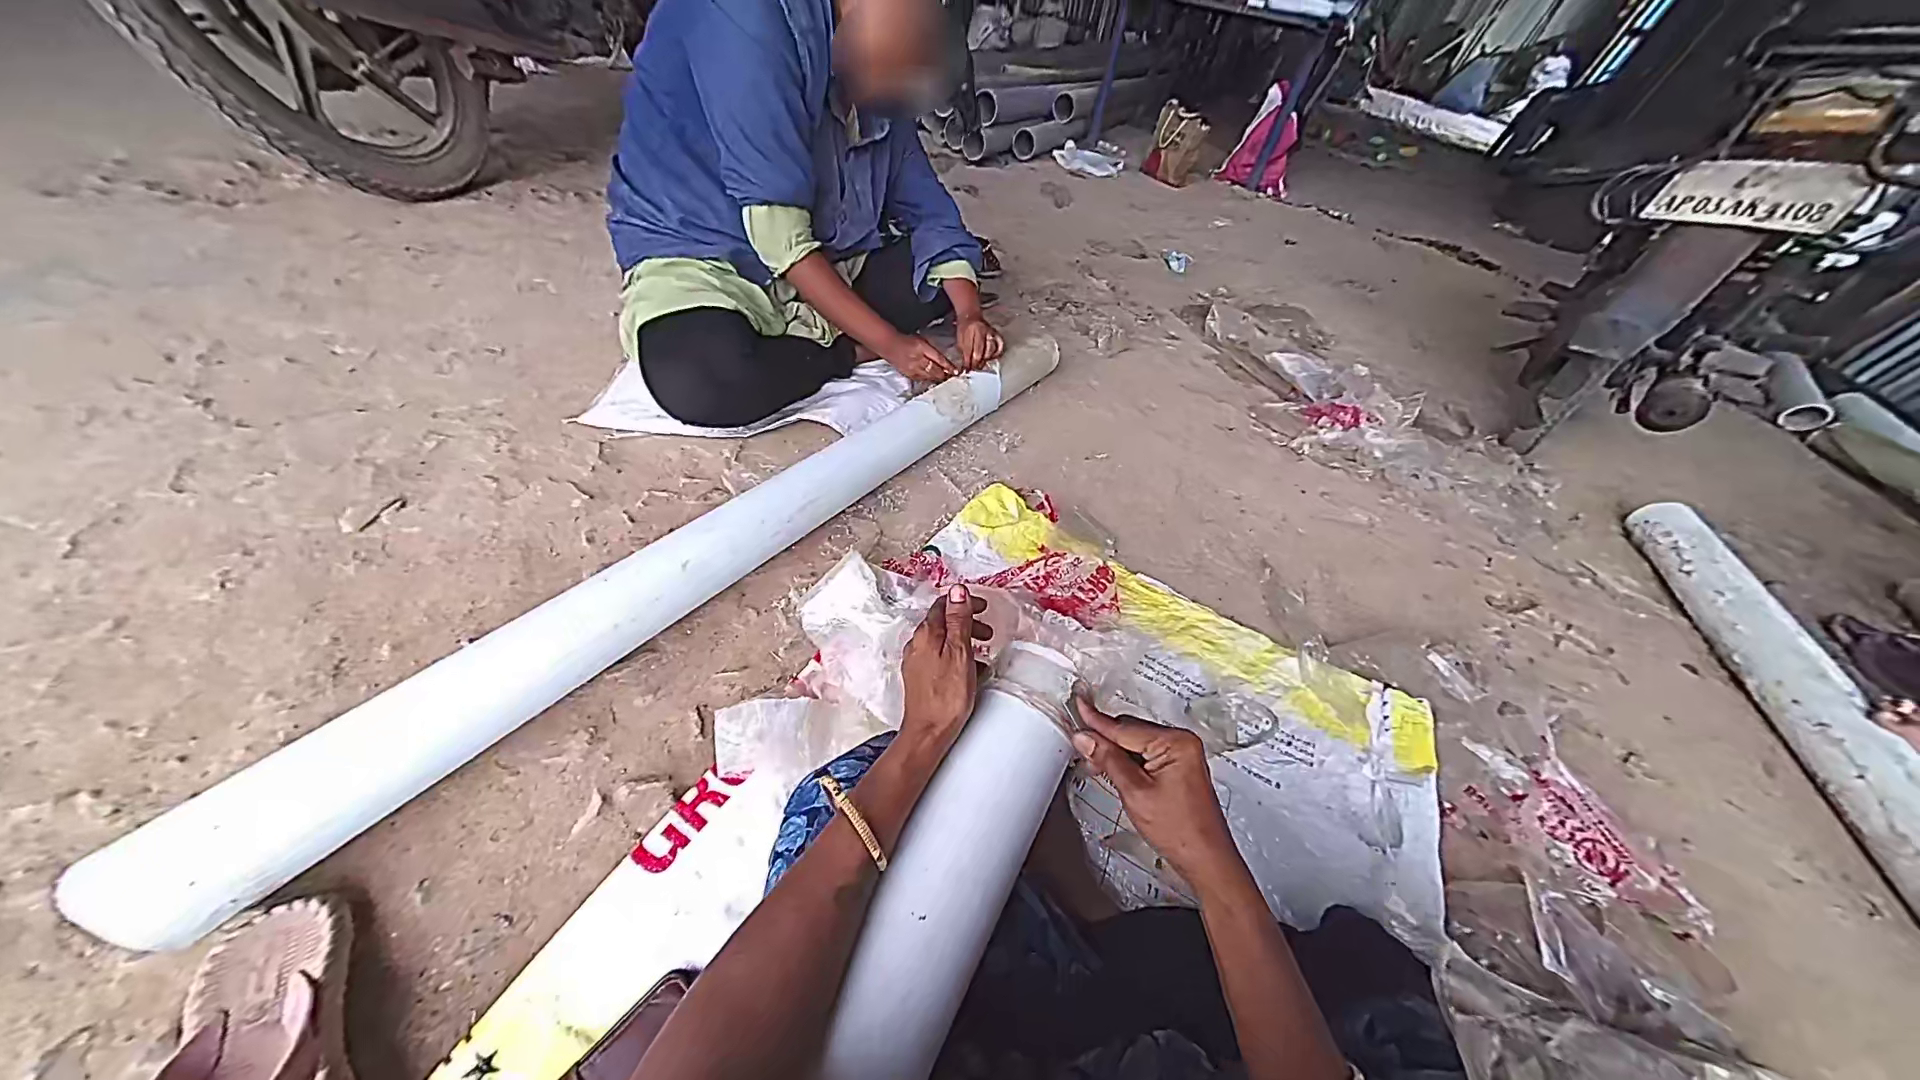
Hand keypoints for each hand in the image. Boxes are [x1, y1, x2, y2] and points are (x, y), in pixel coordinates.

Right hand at [880, 333, 957, 381]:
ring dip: (937, 379)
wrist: (889, 345)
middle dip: (944, 375)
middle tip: (953, 378)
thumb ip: (934, 353)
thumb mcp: (923, 343)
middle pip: (935, 372)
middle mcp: (918, 362)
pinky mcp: (909, 375)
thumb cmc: (907, 341)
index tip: (956, 372)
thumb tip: (945, 364)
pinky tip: (932, 380)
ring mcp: (913, 370)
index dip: (948, 367)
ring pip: (929, 377)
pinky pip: (922, 380)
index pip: (939, 360)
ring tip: (944, 380)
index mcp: (922, 350)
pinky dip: (929, 380)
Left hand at [900, 585, 990, 753]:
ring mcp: (916, 662)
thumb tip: (957, 590)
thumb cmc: (947, 696)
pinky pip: (939, 657)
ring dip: (963, 640)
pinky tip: (969, 671)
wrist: (928, 732)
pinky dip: (956, 656)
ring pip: (942, 640)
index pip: (943, 605)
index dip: (963, 602)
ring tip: (981, 652)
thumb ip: (959, 620)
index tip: (982, 607)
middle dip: (966, 622)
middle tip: (987, 632)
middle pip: (942, 622)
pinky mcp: (919, 677)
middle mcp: (917, 644)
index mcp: (926, 634)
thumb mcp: (960, 652)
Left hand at [954, 316, 1003, 370]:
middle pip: (980, 352)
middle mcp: (982, 331)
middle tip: (973, 369)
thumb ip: (963, 352)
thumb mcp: (960, 339)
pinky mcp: (997, 334)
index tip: (966, 370)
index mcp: (970, 330)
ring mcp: (991, 332)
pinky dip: (996, 353)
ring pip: (990, 350)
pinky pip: (1000, 346)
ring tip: (980, 364)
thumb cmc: (964, 329)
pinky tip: (991, 357)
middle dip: (976, 363)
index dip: (967, 362)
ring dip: (985, 360)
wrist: (971, 316)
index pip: (969, 350)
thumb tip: (966, 367)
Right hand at [1071, 697, 1243, 889]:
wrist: (1205, 860)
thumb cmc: (1181, 831)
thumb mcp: (1135, 792)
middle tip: (1081, 746)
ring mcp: (1182, 753)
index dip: (1096, 721)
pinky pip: (1146, 752)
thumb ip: (1108, 760)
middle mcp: (1182, 742)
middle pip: (1130, 731)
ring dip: (1115, 752)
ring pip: (1136, 742)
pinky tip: (1116, 772)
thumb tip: (1087, 739)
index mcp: (1175, 742)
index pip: (1124, 728)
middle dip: (1105, 740)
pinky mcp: (1179, 765)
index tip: (1079, 707)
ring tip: (1096, 764)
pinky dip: (1128, 760)